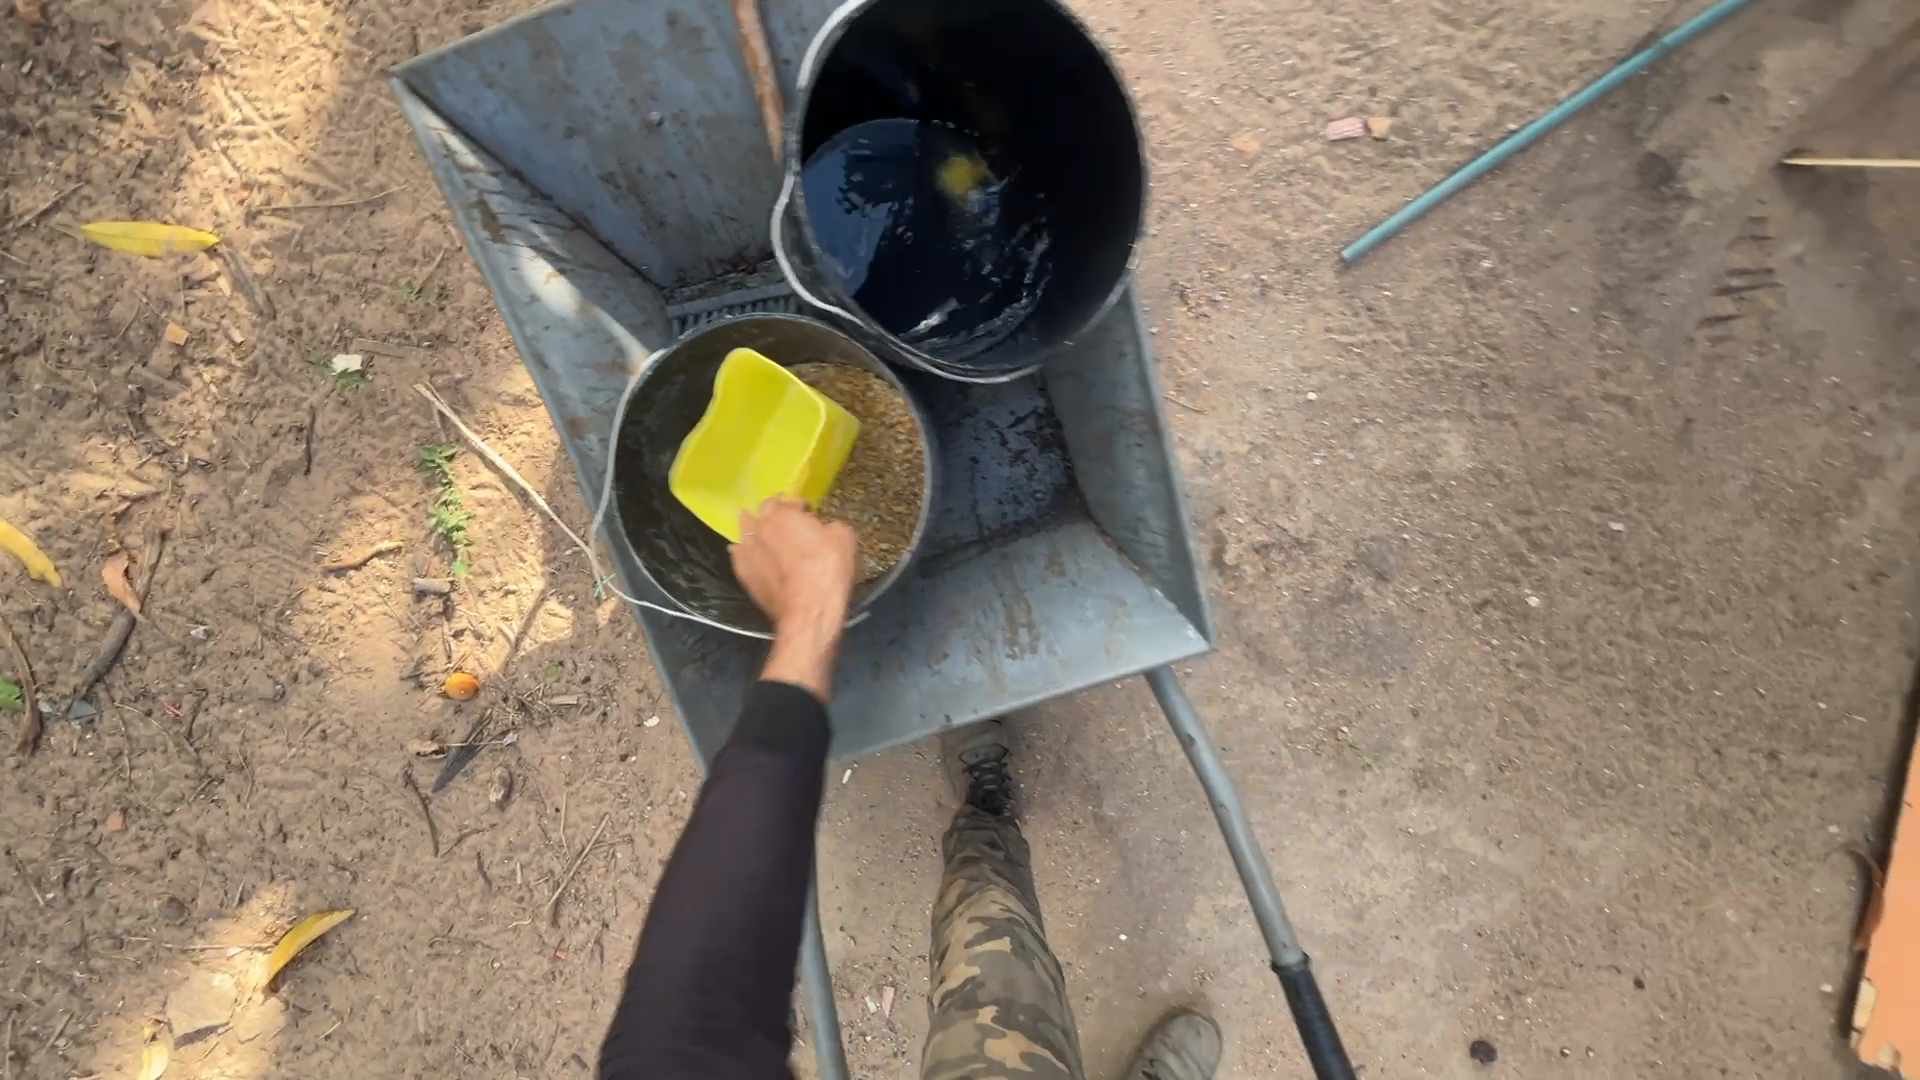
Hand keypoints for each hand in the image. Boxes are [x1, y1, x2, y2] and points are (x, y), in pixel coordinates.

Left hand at [730, 498, 857, 699]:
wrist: (809, 610)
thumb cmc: (828, 568)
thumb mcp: (844, 537)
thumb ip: (831, 526)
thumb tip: (825, 529)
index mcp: (783, 515)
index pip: (787, 500)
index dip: (799, 504)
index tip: (809, 512)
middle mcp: (760, 528)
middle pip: (762, 511)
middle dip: (775, 511)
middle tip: (788, 520)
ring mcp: (747, 552)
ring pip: (745, 531)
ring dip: (755, 528)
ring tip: (765, 534)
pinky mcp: (743, 574)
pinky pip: (739, 555)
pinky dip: (746, 552)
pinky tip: (753, 555)